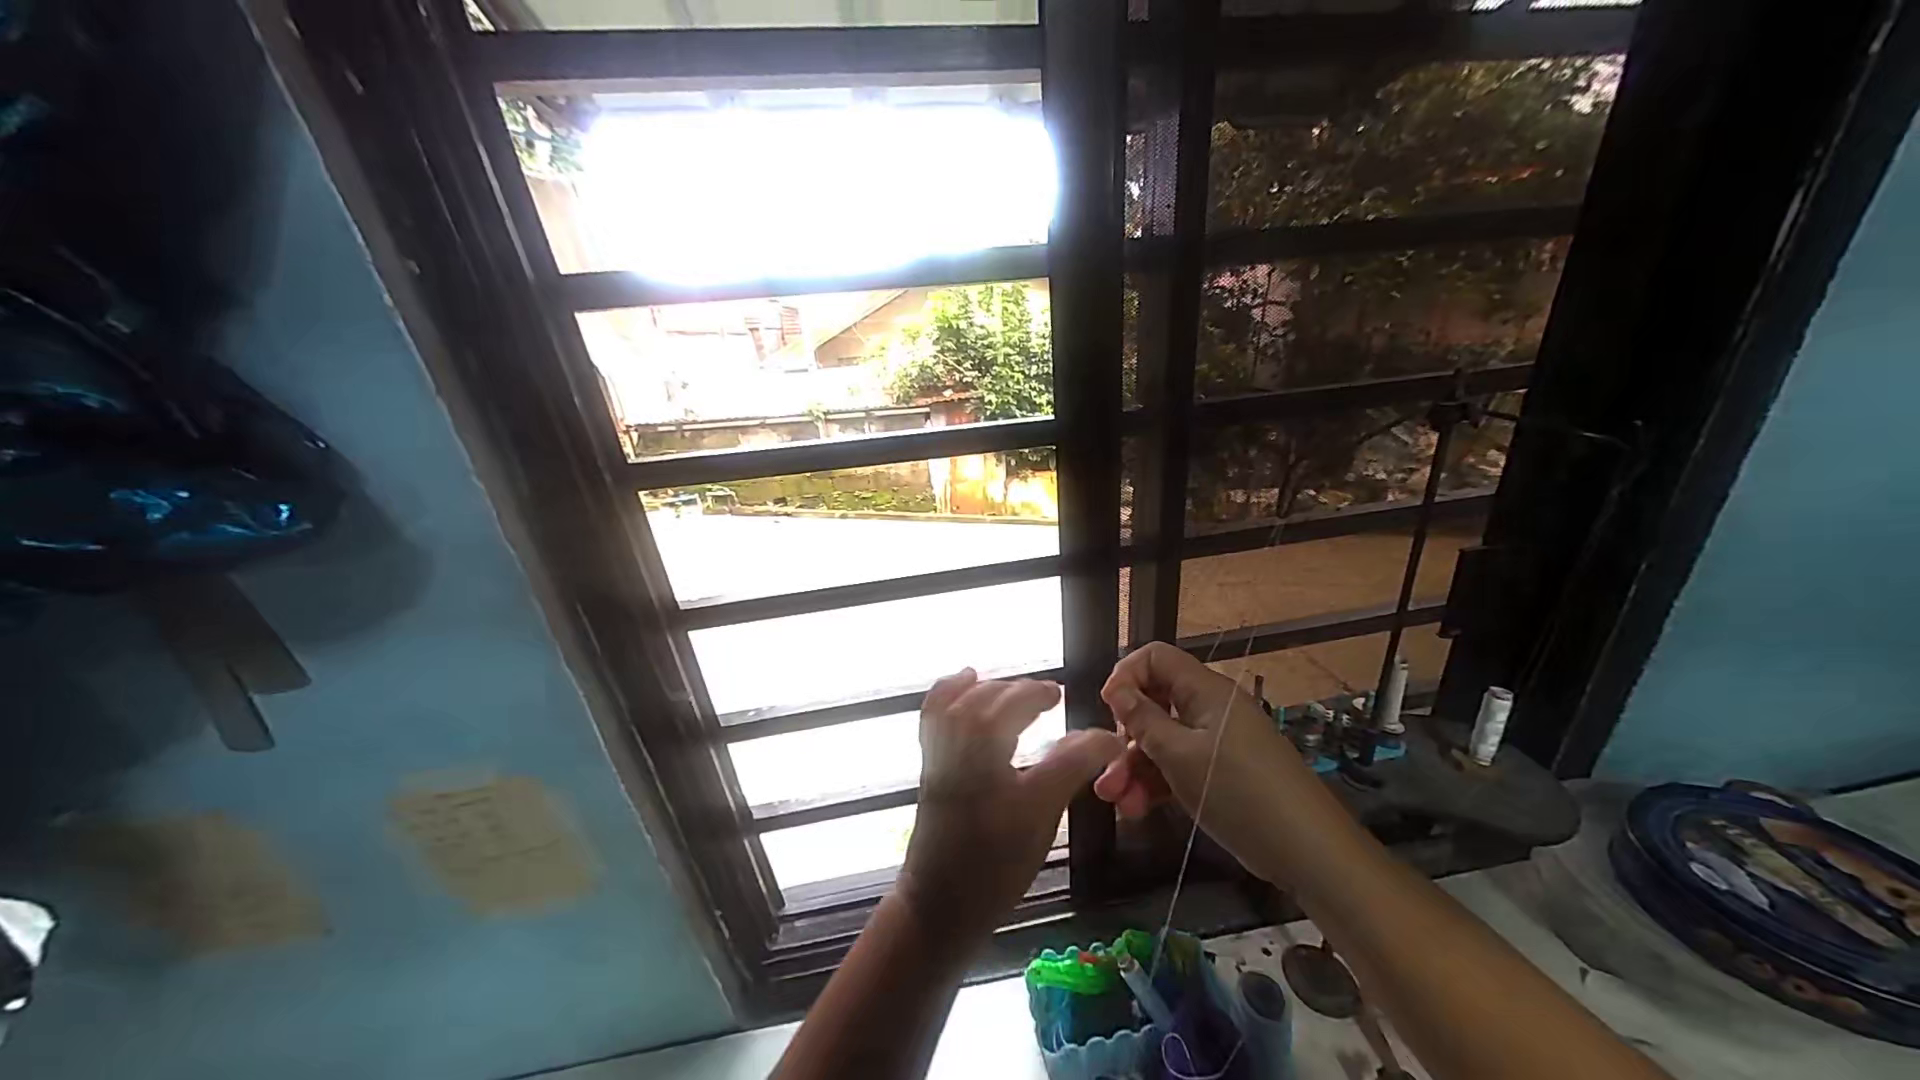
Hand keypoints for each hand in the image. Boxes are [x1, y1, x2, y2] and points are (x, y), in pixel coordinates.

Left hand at [900, 669, 1124, 935]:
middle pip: (1000, 703)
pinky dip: (950, 688)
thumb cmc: (995, 867)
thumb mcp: (1041, 820)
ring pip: (967, 701)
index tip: (1103, 733)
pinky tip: (968, 678)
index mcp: (995, 764)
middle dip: (1029, 693)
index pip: (1046, 734)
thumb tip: (1104, 740)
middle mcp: (963, 750)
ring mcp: (942, 754)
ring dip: (996, 688)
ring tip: (1020, 690)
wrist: (940, 902)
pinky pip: (934, 712)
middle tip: (1053, 696)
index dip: (1084, 735)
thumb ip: (1070, 771)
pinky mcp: (930, 761)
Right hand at [1092, 642, 1319, 878]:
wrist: (1307, 850)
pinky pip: (1179, 764)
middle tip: (1106, 770)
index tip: (1107, 710)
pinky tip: (1137, 809)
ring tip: (1117, 802)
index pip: (1155, 657)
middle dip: (1124, 736)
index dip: (1125, 676)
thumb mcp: (1178, 755)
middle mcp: (1210, 708)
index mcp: (1205, 690)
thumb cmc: (1239, 792)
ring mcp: (1215, 741)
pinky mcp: (1220, 771)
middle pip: (1154, 703)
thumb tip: (1115, 689)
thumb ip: (1142, 719)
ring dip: (1135, 768)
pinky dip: (1157, 782)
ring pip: (1162, 740)